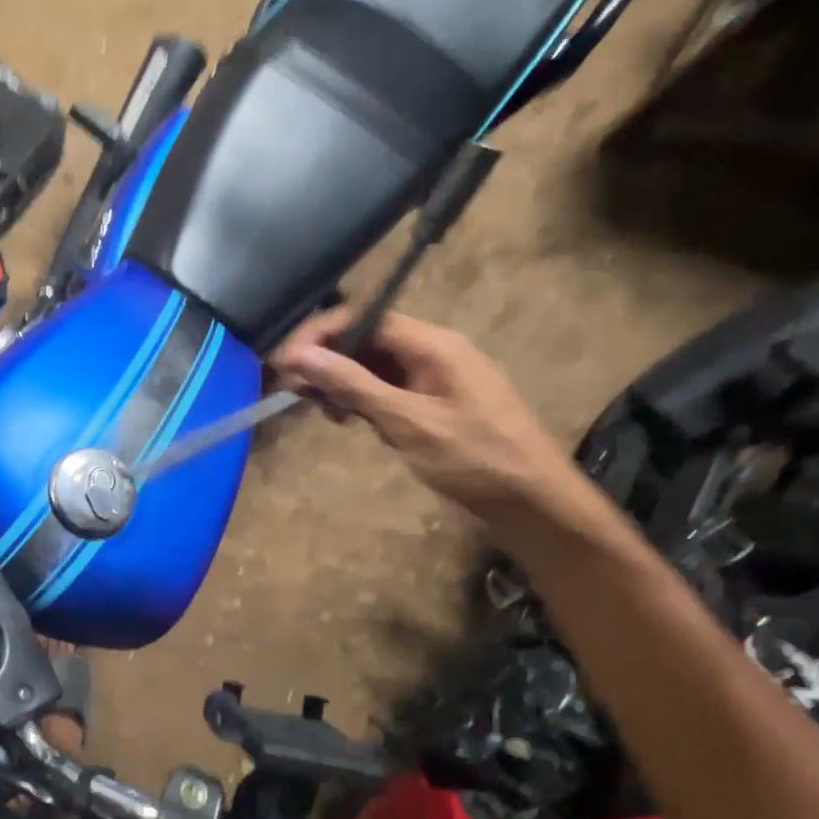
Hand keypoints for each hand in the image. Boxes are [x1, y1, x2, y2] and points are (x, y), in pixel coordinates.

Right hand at [269, 309, 579, 518]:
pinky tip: (347, 420)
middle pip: (363, 337)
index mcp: (432, 345)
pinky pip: (385, 385)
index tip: (285, 365)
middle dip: (323, 359)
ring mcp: (434, 375)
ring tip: (318, 410)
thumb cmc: (474, 458)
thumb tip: (300, 355)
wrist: (533, 501)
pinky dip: (359, 397)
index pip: (362, 318)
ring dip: (338, 381)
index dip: (318, 335)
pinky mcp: (432, 399)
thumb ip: (353, 385)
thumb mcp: (407, 422)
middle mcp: (432, 350)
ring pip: (370, 363)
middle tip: (292, 392)